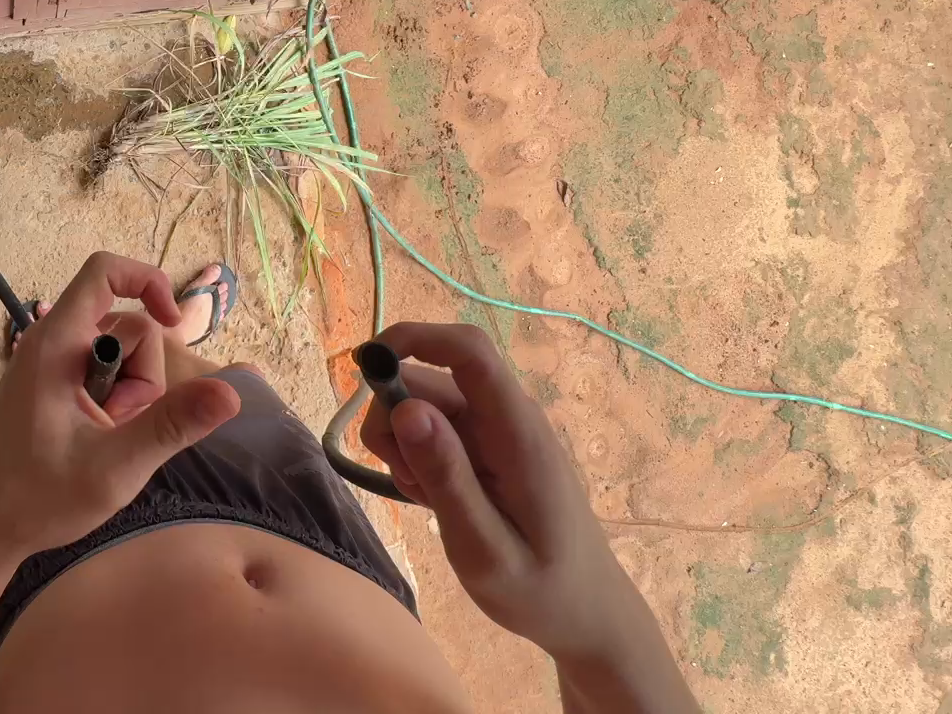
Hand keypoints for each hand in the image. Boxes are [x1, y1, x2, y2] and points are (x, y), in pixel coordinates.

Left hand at [0, 252, 241, 562]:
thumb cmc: (38, 498)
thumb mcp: (116, 466)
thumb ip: (173, 424)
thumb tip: (231, 392)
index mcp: (58, 343)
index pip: (104, 271)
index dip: (147, 281)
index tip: (175, 322)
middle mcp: (52, 341)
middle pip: (127, 325)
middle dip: (143, 374)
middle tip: (121, 427)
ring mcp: (51, 362)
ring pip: (119, 352)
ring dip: (130, 392)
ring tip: (106, 438)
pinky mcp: (52, 383)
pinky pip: (102, 371)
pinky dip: (115, 399)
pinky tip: (99, 437)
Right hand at [358, 323, 656, 662]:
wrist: (585, 615)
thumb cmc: (541, 591)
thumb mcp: (485, 550)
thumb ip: (447, 478)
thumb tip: (405, 408)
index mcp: (517, 431)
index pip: (468, 349)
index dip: (414, 337)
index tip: (365, 364)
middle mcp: (503, 415)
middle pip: (424, 379)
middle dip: (392, 418)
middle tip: (401, 479)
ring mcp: (491, 427)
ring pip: (417, 402)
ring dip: (401, 443)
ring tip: (425, 498)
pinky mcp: (480, 442)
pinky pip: (427, 426)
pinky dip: (414, 455)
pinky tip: (434, 496)